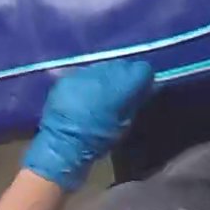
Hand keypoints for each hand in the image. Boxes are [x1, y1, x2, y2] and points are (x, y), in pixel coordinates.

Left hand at [23, 60, 154, 189]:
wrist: (63, 144)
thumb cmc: (99, 139)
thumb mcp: (126, 122)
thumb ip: (136, 101)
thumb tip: (146, 88)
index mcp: (122, 83)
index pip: (142, 68)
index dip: (143, 78)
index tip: (141, 88)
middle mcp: (104, 71)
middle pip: (122, 64)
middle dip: (124, 76)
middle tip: (121, 92)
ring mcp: (84, 71)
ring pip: (103, 66)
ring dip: (106, 76)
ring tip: (101, 92)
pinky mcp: (68, 75)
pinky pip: (85, 72)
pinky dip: (88, 80)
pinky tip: (85, 92)